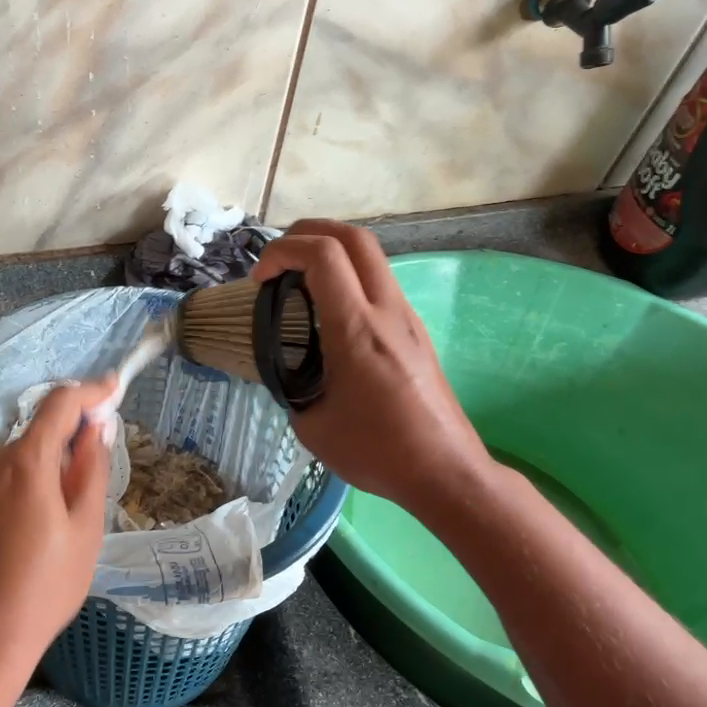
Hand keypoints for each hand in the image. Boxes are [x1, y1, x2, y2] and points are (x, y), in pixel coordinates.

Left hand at [0, 378, 118, 667]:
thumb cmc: (42, 590)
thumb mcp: (85, 531)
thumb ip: (91, 469)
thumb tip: (97, 425)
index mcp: (25, 461)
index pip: (60, 403)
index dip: (90, 392)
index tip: (112, 387)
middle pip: (36, 437)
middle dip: (63, 452)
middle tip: (82, 501)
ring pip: (13, 462)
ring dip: (35, 476)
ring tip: (45, 534)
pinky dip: (10, 493)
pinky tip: (14, 539)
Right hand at [251, 220, 496, 513]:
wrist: (447, 474)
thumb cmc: (377, 452)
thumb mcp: (311, 425)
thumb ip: (291, 385)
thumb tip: (285, 370)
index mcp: (357, 330)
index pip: (322, 255)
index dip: (282, 252)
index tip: (259, 281)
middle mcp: (387, 312)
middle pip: (353, 237)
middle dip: (307, 232)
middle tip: (276, 260)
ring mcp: (406, 319)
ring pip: (370, 256)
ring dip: (328, 253)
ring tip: (297, 281)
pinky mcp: (415, 332)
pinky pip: (377, 283)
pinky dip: (345, 278)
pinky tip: (325, 311)